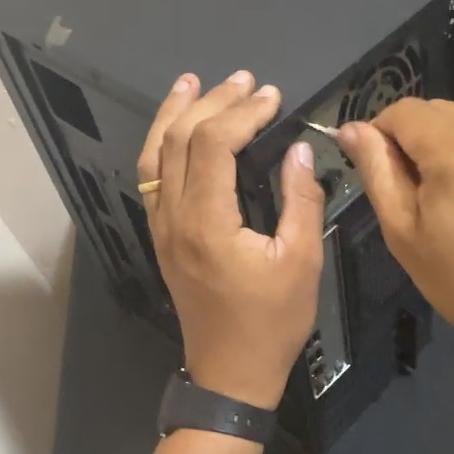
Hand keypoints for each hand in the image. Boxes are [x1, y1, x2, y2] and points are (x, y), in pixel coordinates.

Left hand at [138, 72, 325, 409]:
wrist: (230, 372)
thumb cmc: (271, 322)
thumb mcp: (300, 261)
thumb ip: (300, 200)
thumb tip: (299, 150)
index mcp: (207, 222)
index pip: (214, 144)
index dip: (243, 112)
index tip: (272, 97)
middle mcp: (174, 218)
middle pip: (180, 140)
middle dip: (212, 103)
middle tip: (245, 81)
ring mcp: (161, 228)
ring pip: (155, 156)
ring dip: (174, 116)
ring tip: (193, 84)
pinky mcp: (162, 238)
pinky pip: (152, 180)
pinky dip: (163, 147)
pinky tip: (178, 132)